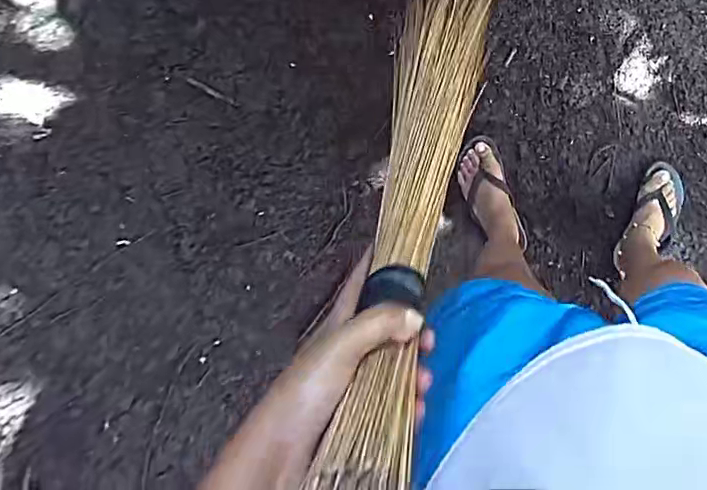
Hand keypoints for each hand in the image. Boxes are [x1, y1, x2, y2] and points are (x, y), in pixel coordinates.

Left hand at [201, 247, 434, 489]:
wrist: (278, 458)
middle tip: (428, 340)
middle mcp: (351, 348)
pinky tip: (416, 409)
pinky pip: (396, 405)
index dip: (381, 262)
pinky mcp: (363, 416)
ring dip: (416, 373)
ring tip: (422, 383)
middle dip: (414, 332)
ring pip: (397, 367)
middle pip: (391, 327)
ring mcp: (356, 382)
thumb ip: (380, 321)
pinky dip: (410, 405)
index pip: (363, 280)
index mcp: (342, 322)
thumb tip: (416, 316)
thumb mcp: (341, 343)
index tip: (404, 248)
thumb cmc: (304, 390)